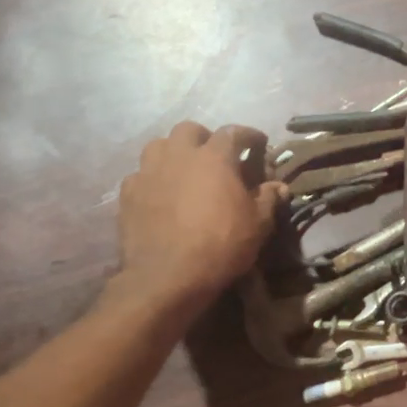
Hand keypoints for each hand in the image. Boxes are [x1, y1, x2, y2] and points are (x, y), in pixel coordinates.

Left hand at [112, 122, 288, 318]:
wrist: (167, 277)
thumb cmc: (221, 245)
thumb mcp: (258, 224)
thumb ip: (268, 199)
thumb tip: (278, 186)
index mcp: (215, 157)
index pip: (233, 132)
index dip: (249, 135)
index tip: (259, 144)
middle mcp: (179, 156)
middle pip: (189, 129)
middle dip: (205, 138)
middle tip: (216, 156)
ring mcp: (149, 173)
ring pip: (159, 146)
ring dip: (174, 152)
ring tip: (185, 170)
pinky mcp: (128, 194)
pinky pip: (140, 174)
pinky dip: (153, 178)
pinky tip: (162, 194)